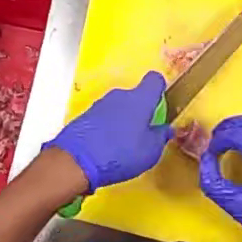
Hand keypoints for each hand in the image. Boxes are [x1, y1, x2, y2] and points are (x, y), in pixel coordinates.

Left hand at [44, 72, 173, 191]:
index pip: (154, 80)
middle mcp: (118, 96)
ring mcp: (98, 105)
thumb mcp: (150, 151)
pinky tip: (105, 148)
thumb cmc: (121, 153)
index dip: (159, 89)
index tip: (160, 102)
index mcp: (140, 99)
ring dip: (121, 121)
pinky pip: (101, 119)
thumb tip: (164, 130)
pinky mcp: (83, 117)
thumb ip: (160, 137)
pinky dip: (105, 129)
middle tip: (142, 132)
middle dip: (139, 111)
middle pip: (134, 96)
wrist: (76, 161)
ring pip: (116, 108)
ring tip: (122, 144)